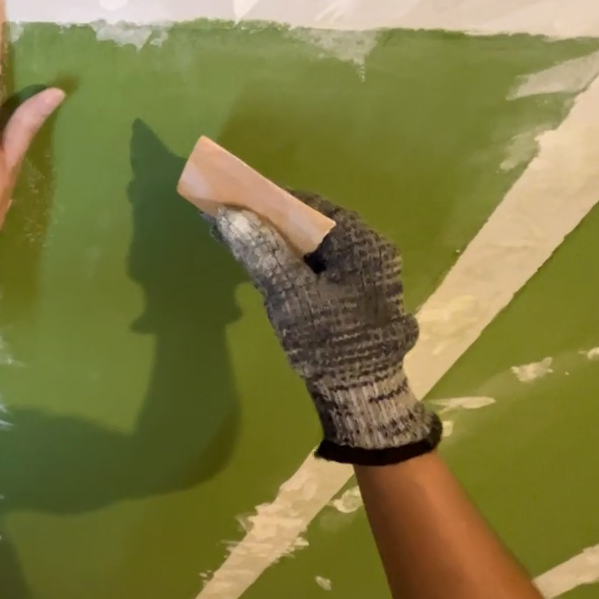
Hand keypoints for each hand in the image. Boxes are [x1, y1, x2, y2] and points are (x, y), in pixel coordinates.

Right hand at [209, 197, 439, 464]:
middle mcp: (369, 253)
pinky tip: (262, 269)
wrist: (360, 397)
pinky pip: (314, 267)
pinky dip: (286, 263)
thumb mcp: (291, 296)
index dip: (271, 201)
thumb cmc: (330, 343)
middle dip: (269, 223)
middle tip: (229, 224)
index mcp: (363, 245)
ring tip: (237, 244)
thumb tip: (230, 214)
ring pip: (311, 247)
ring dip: (275, 243)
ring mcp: (362, 276)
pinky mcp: (350, 296)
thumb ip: (262, 254)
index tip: (234, 202)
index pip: (312, 207)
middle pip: (311, 226)